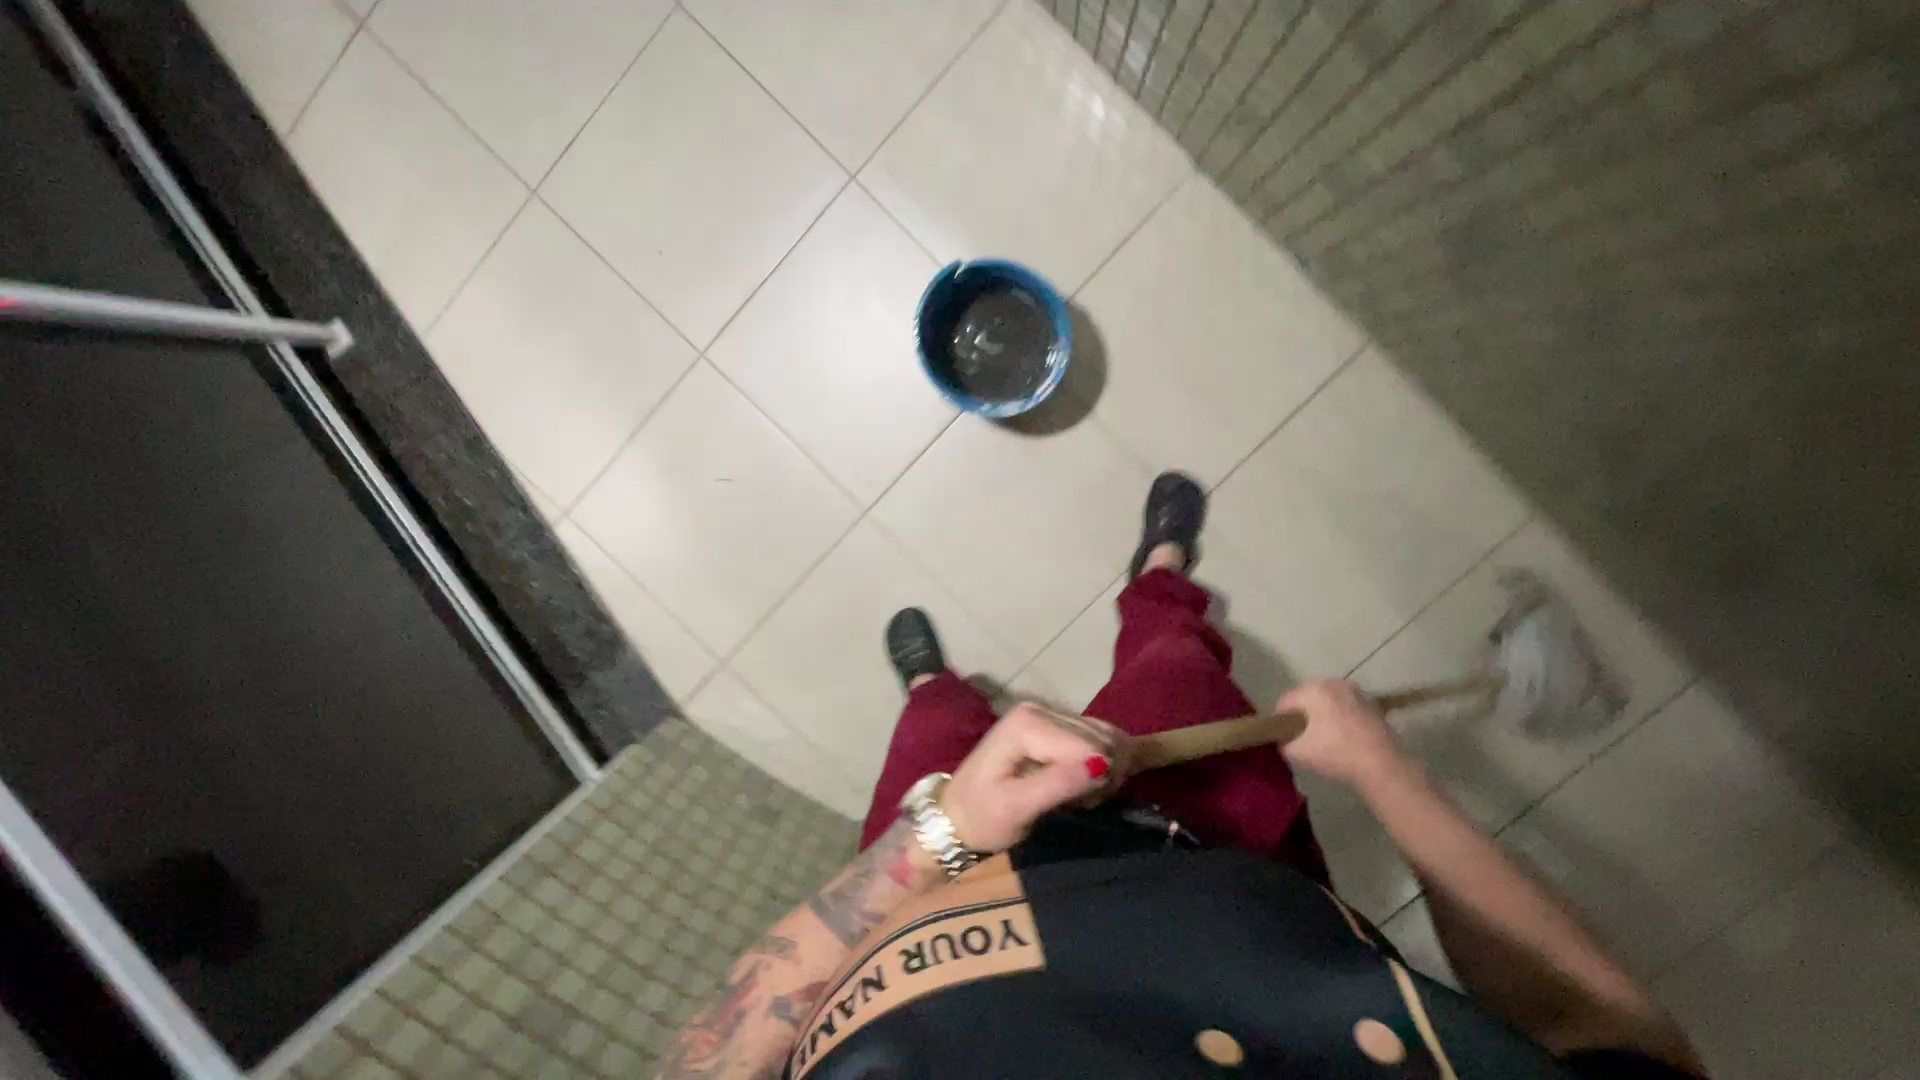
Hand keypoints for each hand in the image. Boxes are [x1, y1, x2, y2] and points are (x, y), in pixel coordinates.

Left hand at [942, 703, 1125, 853]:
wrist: (957, 815)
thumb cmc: (982, 817)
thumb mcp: (1016, 808)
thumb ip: (1057, 784)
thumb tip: (1101, 765)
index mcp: (1027, 724)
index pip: (1090, 747)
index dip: (1098, 780)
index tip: (1083, 806)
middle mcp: (1039, 709)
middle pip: (1101, 738)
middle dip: (1103, 774)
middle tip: (1082, 803)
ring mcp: (1047, 714)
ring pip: (1105, 737)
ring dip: (1105, 770)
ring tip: (1081, 795)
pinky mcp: (1055, 725)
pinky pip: (1098, 738)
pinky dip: (1101, 764)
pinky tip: (1083, 783)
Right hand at [1277, 679, 1406, 787]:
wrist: (1383, 766)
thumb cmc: (1336, 753)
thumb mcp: (1296, 753)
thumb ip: (1283, 744)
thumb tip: (1284, 741)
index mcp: (1314, 690)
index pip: (1285, 702)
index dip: (1279, 720)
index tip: (1282, 738)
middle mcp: (1335, 683)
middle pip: (1307, 698)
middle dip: (1302, 715)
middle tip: (1302, 738)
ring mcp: (1357, 693)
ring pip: (1329, 702)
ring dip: (1323, 716)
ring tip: (1324, 739)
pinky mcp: (1373, 706)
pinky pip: (1347, 709)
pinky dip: (1341, 719)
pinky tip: (1343, 739)